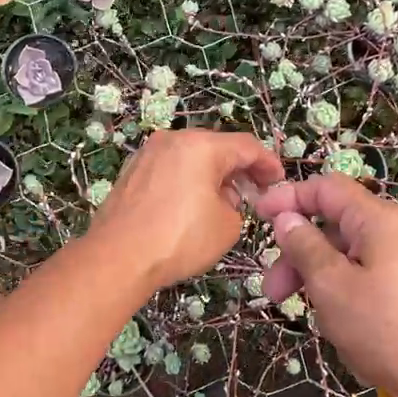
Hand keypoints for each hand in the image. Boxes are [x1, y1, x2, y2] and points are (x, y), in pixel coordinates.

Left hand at [86, 129, 282, 289]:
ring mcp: (147, 153)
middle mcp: (172, 140)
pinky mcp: (132, 171)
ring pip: (190, 157)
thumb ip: (235, 203)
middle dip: (238, 168)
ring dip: (211, 174)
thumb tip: (223, 195)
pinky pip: (169, 168)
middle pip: (215, 147)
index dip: (267, 163)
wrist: (119, 255)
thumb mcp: (227, 225)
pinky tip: (190, 205)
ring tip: (223, 203)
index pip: (245, 146)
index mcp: (200, 146)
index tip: (278, 181)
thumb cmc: (180, 238)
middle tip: (253, 193)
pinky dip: (186, 179)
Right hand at [253, 173, 397, 396]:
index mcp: (382, 219)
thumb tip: (287, 218)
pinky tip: (344, 324)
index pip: (326, 188)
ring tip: (310, 316)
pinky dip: (349, 289)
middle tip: (274, 292)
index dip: (288, 197)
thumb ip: (304, 246)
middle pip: (339, 224)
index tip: (257, 217)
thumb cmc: (388, 332)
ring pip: (356, 254)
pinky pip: (377, 275)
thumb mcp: (331, 287)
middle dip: (300, 252)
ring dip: (321, 275)